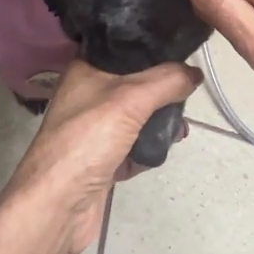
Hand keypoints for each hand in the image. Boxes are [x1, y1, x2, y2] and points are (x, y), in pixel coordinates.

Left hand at [0, 61, 200, 253]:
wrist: (58, 206)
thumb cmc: (88, 138)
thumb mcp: (130, 98)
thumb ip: (166, 81)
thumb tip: (195, 72)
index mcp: (86, 68)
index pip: (124, 47)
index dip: (152, 47)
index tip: (183, 50)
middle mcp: (88, 94)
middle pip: (135, 83)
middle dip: (163, 90)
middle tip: (189, 92)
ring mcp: (94, 129)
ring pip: (137, 117)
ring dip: (160, 122)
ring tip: (181, 127)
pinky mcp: (102, 160)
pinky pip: (133, 147)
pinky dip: (149, 148)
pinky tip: (165, 149)